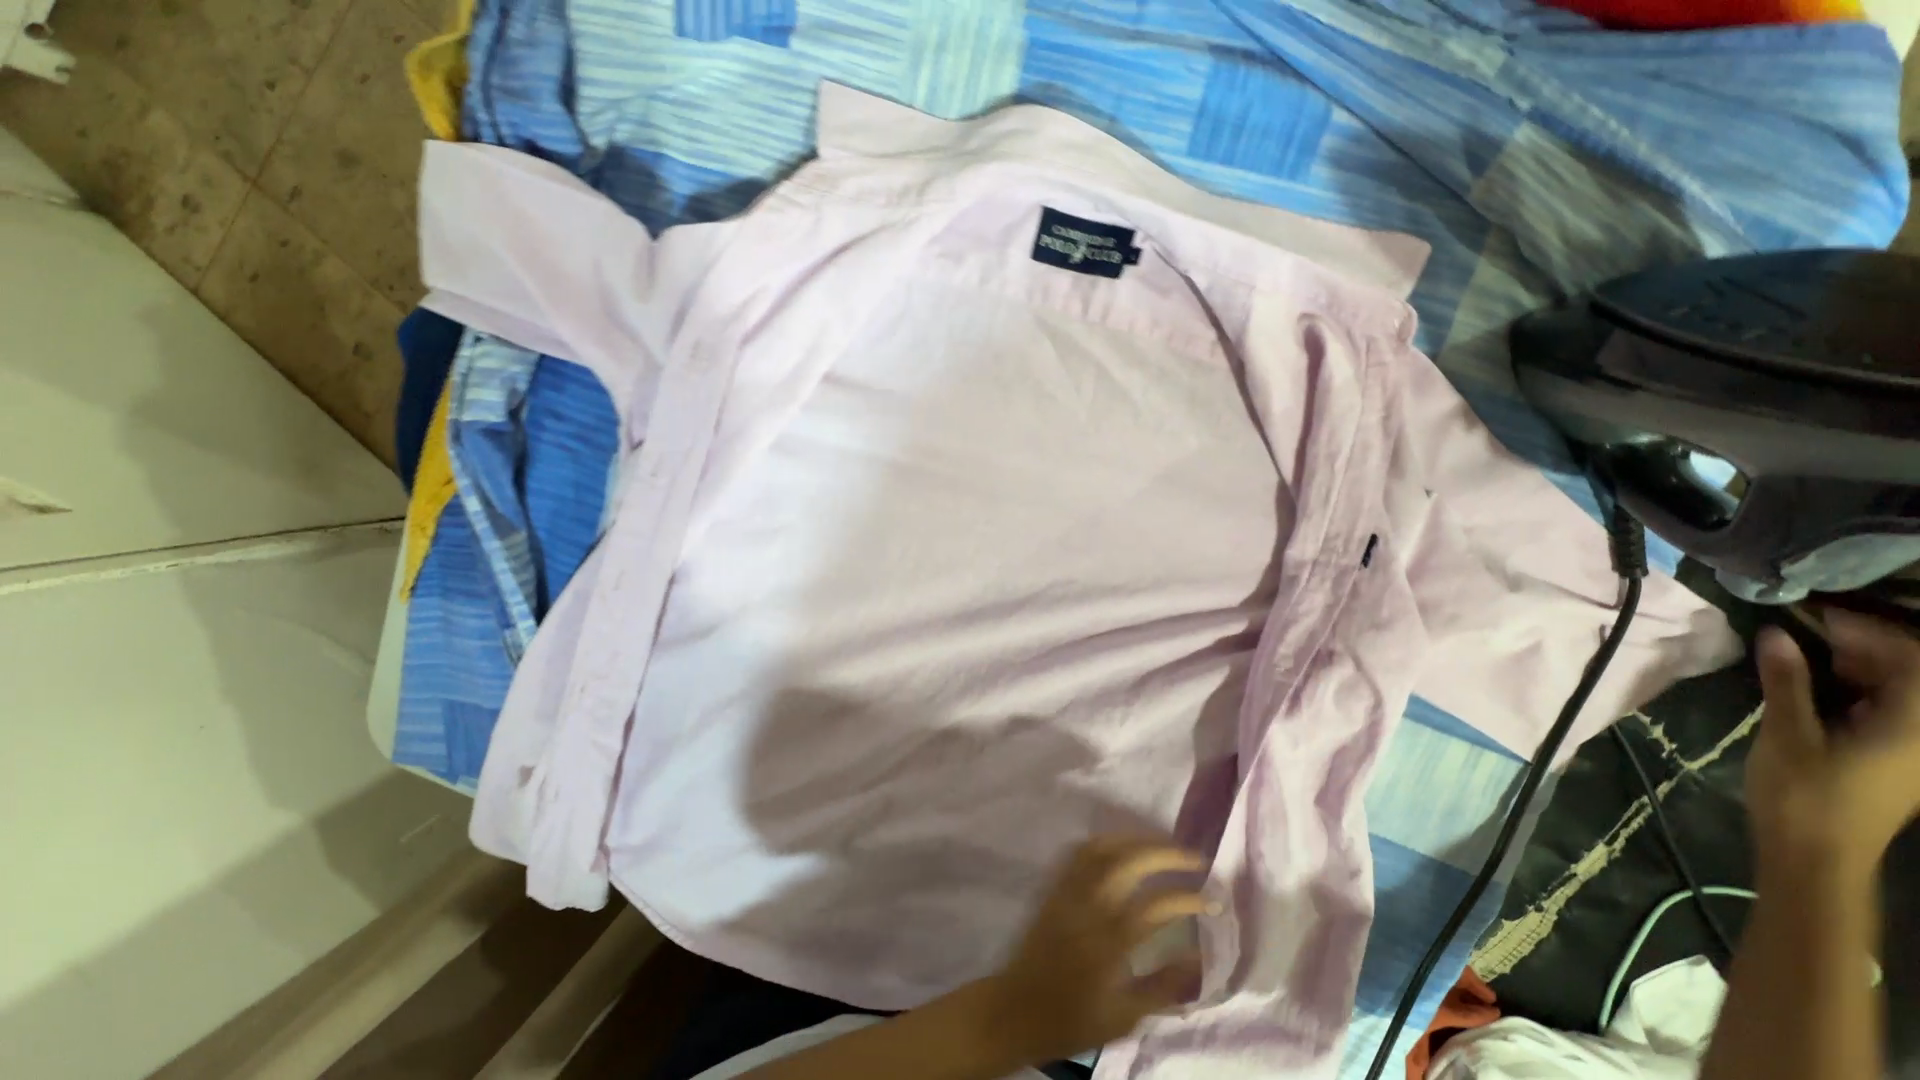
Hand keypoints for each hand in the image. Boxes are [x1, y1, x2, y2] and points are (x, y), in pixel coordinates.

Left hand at [981, 835, 1211, 1062]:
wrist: (1014, 1012)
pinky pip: (1077, 853)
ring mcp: (1066, 894)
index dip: (1187, 899)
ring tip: (1163, 845)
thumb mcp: (1123, 1017)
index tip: (1211, 902)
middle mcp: (1087, 908)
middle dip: (1166, 853)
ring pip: (1101, 848)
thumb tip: (1200, 958)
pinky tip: (1124, 848)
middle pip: (1128, 862)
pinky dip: (1106, 842)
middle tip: (1195, 859)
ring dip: (1136, 840)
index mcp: (1108, 943)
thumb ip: (1163, 987)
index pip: (1155, 906)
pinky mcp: (1052, 889)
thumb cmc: (1071, 1020)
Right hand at [1749, 612, 1919, 884]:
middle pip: (1912, 675)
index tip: (1814, 618)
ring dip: (1860, 671)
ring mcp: (1916, 753)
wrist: (1816, 860)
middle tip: (1805, 637)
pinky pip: (1892, 715)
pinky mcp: (1899, 765)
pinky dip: (1860, 695)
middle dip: (1863, 649)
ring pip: (1901, 695)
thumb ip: (1787, 681)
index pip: (1913, 659)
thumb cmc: (1805, 796)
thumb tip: (1776, 633)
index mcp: (1914, 726)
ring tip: (1806, 662)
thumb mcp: (1788, 733)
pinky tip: (1818, 695)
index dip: (1869, 631)